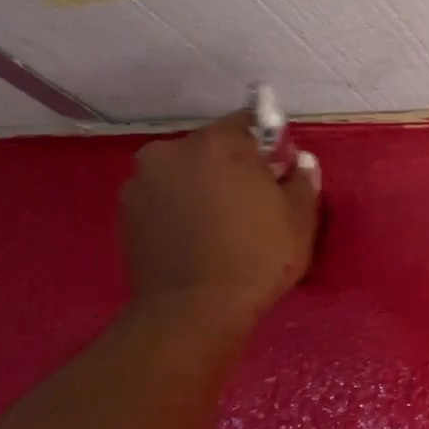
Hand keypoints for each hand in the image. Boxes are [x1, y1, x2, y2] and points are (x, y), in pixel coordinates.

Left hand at [121, 110, 320, 326]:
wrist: (195, 307)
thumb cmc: (260, 256)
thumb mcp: (301, 218)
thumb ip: (302, 181)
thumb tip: (301, 162)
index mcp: (219, 145)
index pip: (248, 121)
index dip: (270, 142)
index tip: (284, 168)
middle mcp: (172, 152)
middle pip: (213, 147)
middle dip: (236, 165)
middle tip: (259, 199)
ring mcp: (142, 181)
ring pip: (186, 171)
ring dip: (207, 185)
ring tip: (228, 221)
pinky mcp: (126, 209)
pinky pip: (165, 195)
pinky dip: (184, 205)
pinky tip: (202, 234)